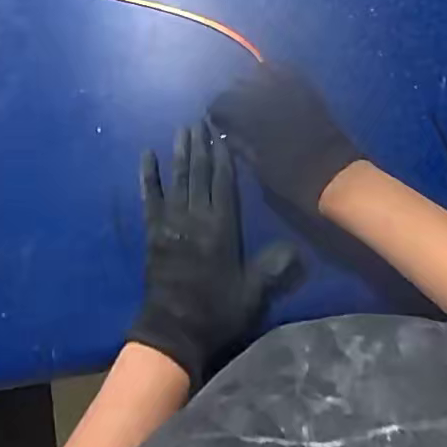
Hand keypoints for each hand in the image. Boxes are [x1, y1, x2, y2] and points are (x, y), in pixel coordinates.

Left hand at [127, 123, 298, 386]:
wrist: (175, 326)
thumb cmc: (218, 311)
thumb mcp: (253, 293)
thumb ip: (273, 268)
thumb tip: (299, 248)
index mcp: (222, 228)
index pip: (223, 183)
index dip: (223, 157)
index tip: (221, 134)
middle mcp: (196, 216)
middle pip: (199, 173)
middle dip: (200, 145)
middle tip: (199, 120)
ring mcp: (170, 219)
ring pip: (177, 177)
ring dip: (179, 152)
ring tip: (182, 129)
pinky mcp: (152, 228)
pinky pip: (149, 194)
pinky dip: (148, 174)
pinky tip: (146, 154)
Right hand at [209, 64, 363, 214]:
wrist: (340, 181)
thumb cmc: (296, 179)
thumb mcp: (261, 169)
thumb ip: (241, 147)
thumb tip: (226, 133)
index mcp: (255, 121)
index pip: (225, 105)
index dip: (217, 109)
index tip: (214, 117)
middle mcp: (270, 102)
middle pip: (241, 87)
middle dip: (231, 95)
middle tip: (229, 106)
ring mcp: (292, 96)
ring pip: (264, 76)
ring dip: (251, 80)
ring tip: (247, 88)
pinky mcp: (310, 97)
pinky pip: (292, 74)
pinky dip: (279, 70)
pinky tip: (272, 71)